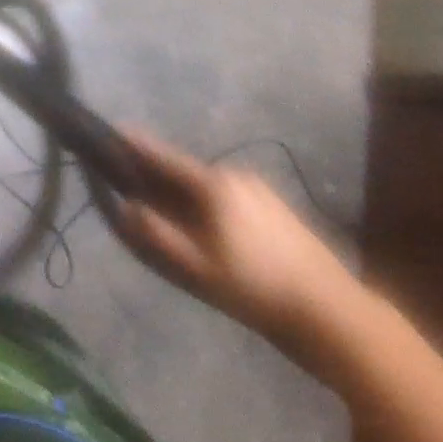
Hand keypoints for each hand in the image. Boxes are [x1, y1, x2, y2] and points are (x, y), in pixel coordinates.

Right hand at [98, 128, 362, 349]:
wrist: (328, 310)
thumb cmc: (253, 285)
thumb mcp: (195, 265)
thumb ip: (155, 233)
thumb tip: (124, 207)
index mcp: (215, 184)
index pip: (166, 158)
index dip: (137, 146)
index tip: (114, 131)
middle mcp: (238, 178)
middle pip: (185, 172)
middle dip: (156, 177)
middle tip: (130, 185)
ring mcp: (261, 194)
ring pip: (206, 189)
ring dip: (181, 195)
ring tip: (162, 212)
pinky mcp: (276, 213)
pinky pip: (225, 201)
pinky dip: (203, 207)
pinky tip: (202, 231)